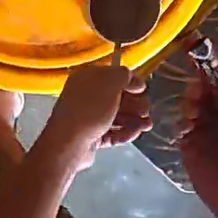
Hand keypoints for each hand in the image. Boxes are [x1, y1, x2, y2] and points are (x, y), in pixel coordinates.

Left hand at [33, 64, 151, 171]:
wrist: (70, 142)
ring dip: (134, 119)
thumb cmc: (89, 108)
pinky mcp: (91, 137)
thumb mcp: (110, 83)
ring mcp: (87, 119)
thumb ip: (122, 74)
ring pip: (115, 116)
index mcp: (85, 79)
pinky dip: (125, 132)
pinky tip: (137, 132)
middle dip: (134, 103)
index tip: (143, 88)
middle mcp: (84, 97)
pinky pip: (112, 132)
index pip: (110, 76)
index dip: (129, 81)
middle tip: (145, 110)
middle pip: (115, 98)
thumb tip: (129, 76)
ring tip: (147, 124)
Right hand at [177, 64, 217, 217]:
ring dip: (190, 105)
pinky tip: (186, 132)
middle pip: (210, 92)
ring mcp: (207, 132)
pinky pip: (182, 128)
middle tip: (195, 91)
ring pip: (194, 107)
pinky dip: (182, 125)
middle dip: (201, 87)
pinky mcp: (191, 147)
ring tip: (191, 116)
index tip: (206, 63)